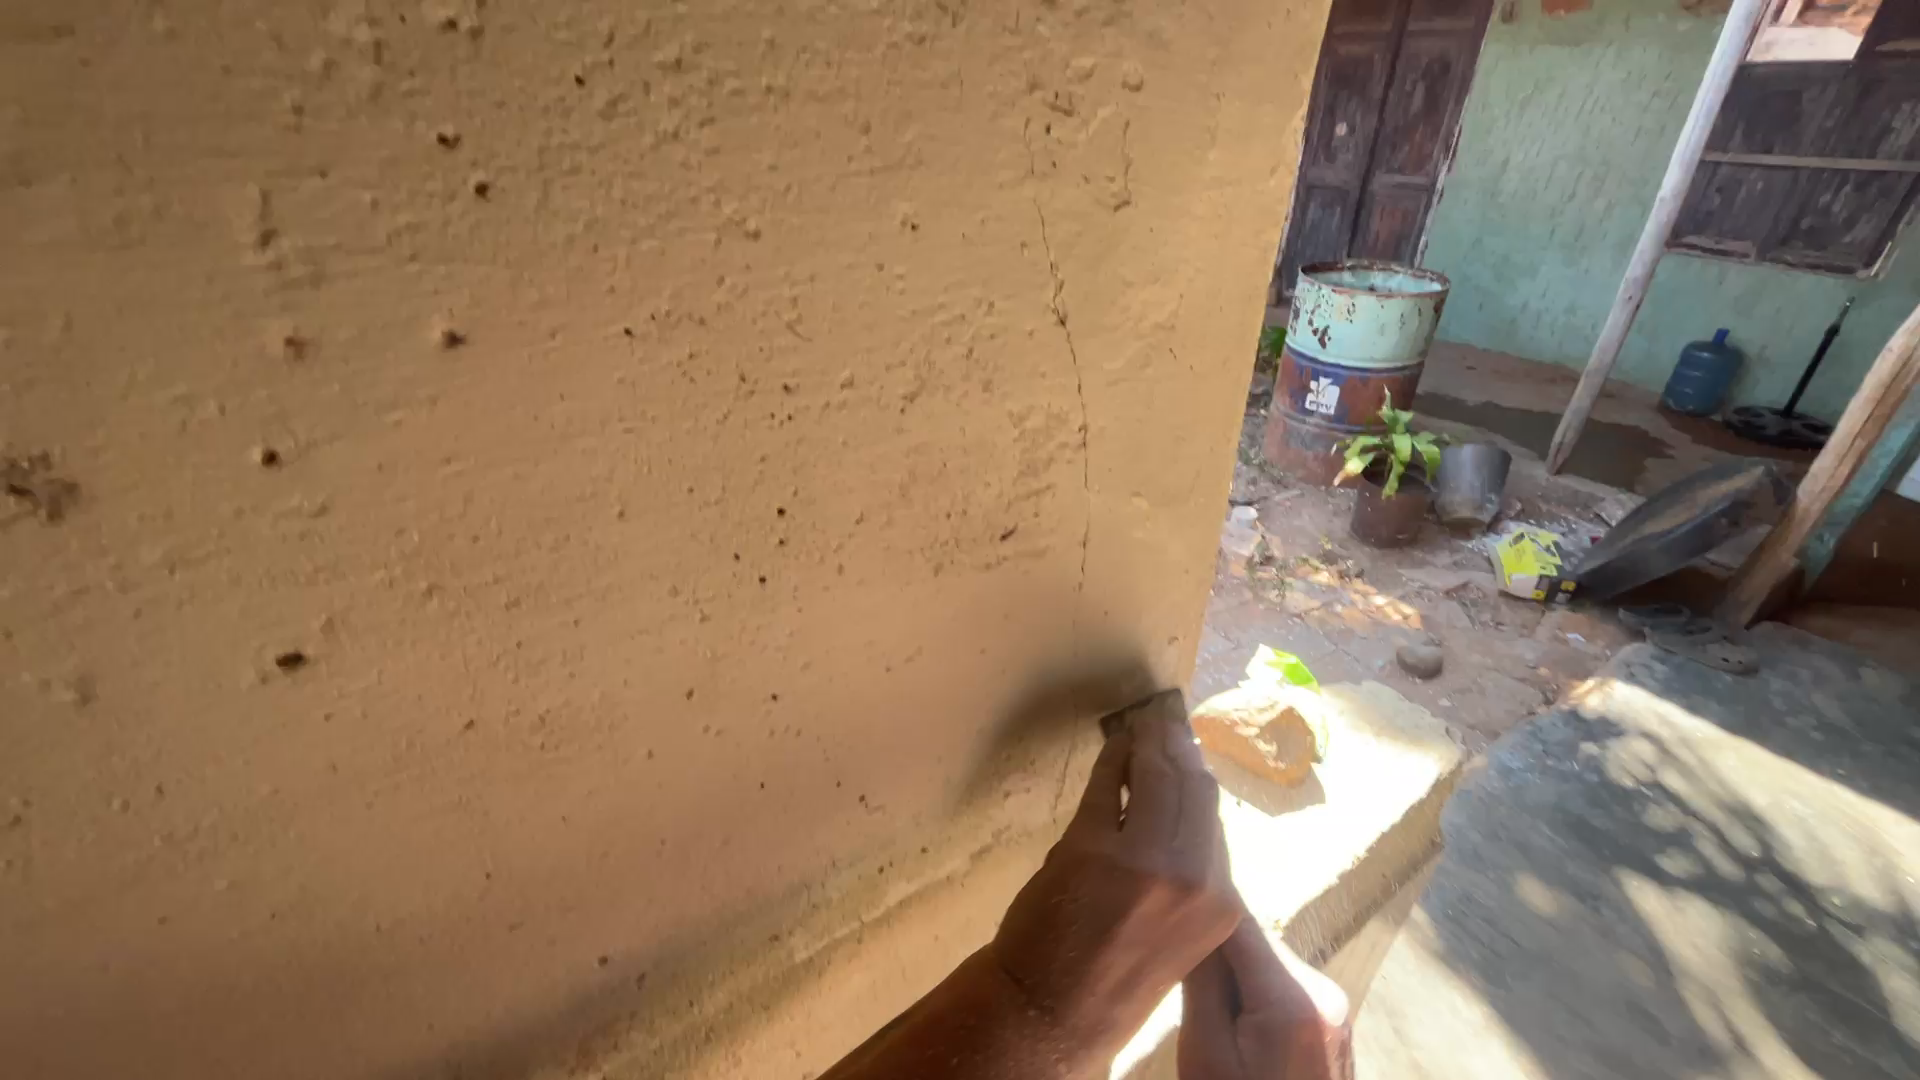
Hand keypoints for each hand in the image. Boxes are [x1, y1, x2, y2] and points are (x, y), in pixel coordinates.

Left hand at [987, 690, 1240, 1059]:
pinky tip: (1113, 745)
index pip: (1216, 818)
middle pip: (1193, 787)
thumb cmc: (1116, 971)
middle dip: (1179, 747)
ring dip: (1147, 743)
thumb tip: (1179, 807)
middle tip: (1165, 722)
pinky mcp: (1092, 846)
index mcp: (1220, 903)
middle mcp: (1192, 878)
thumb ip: (1186, 870)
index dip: (1200, 775)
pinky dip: (1110, 759)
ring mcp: (1143, 860)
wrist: (1055, 1009)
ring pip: (1155, 777)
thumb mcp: (1177, 928)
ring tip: (1142, 725)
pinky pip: (1107, 784)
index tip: (1190, 748)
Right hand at [1179, 917, 1352, 1079]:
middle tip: (1187, 986)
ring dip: (1236, 976)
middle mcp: (1326, 992)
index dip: (1203, 912)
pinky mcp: (1334, 1027)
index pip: (1239, 918)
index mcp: (1294, 996)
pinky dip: (1257, 995)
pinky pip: (1284, 987)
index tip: (1169, 916)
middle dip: (1218, 954)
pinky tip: (1242, 1034)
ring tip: (1214, 1017)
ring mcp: (1336, 1011)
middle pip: (1254, 941)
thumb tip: (1198, 915)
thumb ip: (1203, 978)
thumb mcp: (1205, 1053)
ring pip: (1267, 962)